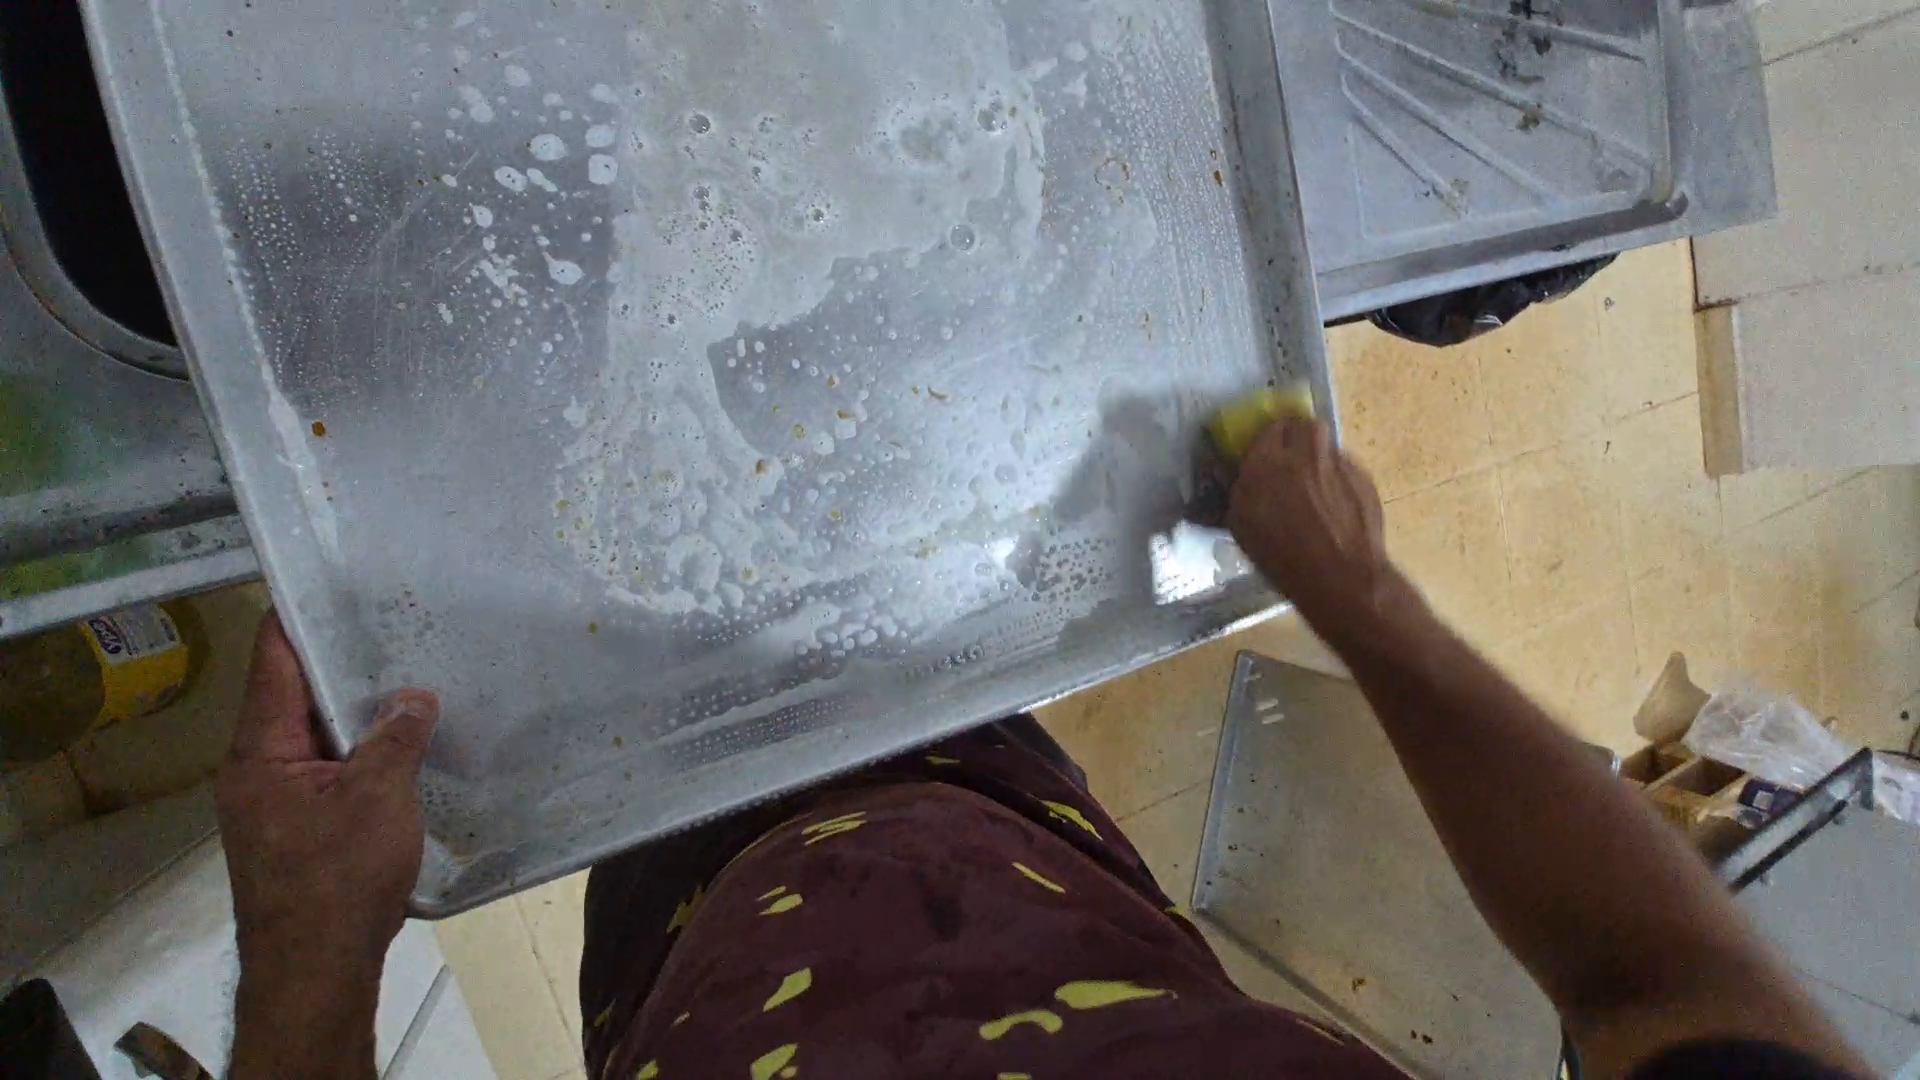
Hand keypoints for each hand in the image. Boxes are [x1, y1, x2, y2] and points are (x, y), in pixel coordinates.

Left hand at [216, 611, 437, 1079]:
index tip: (315, 584)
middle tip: (392, 619)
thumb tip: (415, 695)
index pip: (271, 669)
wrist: (321, 960)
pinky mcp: (310, 817)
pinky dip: (370, 738)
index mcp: (260, 755)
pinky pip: (339, 759)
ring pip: (322, 730)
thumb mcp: (377, 795)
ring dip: (362, 702)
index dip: (288, 624)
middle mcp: (262, 768)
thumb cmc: (339, 873)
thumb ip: (396, 737)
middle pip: (296, 696)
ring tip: (411, 667)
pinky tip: (411, 730)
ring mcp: (285, 795)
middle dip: (340, 659)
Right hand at [1226, 417, 1401, 634]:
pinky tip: (1335, 507)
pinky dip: (1338, 480)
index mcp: (1267, 464)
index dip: (1267, 439)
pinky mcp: (1364, 480)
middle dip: (1296, 436)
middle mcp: (1304, 456)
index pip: (1269, 429)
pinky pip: (1346, 469)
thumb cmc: (1280, 555)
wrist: (1338, 574)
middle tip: (1291, 457)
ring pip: (1326, 446)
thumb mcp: (1242, 527)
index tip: (1265, 453)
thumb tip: (1246, 479)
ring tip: (1314, 483)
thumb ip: (1243, 493)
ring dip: (1317, 457)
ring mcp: (1338, 465)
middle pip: (1303, 425)